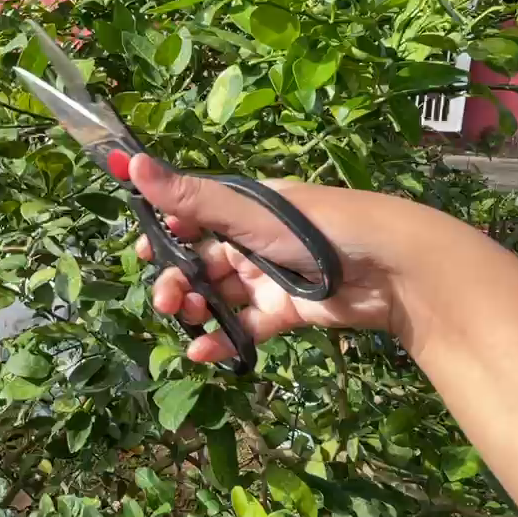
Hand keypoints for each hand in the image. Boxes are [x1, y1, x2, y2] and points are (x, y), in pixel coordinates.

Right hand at [130, 155, 447, 361]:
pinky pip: (245, 326)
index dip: (164, 236)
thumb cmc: (312, 226)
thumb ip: (187, 196)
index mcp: (240, 208)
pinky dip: (222, 340)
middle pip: (199, 262)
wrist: (389, 267)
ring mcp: (267, 277)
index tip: (146, 252)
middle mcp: (249, 240)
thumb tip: (128, 163)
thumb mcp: (244, 211)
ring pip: (218, 296)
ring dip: (196, 309)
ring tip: (188, 319)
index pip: (189, 218)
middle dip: (176, 280)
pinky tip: (201, 353)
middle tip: (166, 299)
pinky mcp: (285, 311)